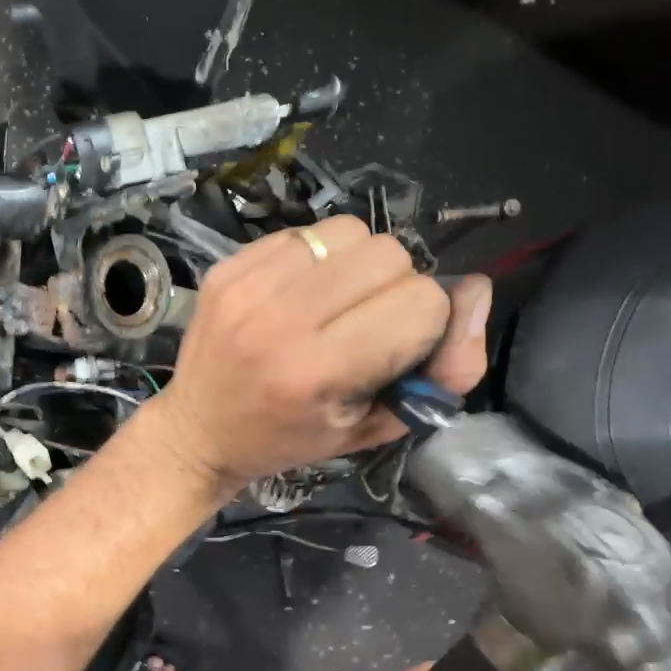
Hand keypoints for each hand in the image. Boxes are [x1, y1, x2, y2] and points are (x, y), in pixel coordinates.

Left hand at [154, 216, 491, 487]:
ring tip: (335, 305)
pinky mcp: (226, 269)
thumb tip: (475, 294)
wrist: (195, 433)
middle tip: (368, 325)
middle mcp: (278, 321)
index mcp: (315, 371)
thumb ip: (441, 371)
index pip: (422, 303)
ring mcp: (246, 289)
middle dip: (397, 288)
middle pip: (390, 256)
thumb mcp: (372, 426)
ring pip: (350, 232)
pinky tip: (299, 294)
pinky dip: (316, 257)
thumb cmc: (285, 439)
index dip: (426, 326)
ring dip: (358, 264)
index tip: (398, 351)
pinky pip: (304, 231)